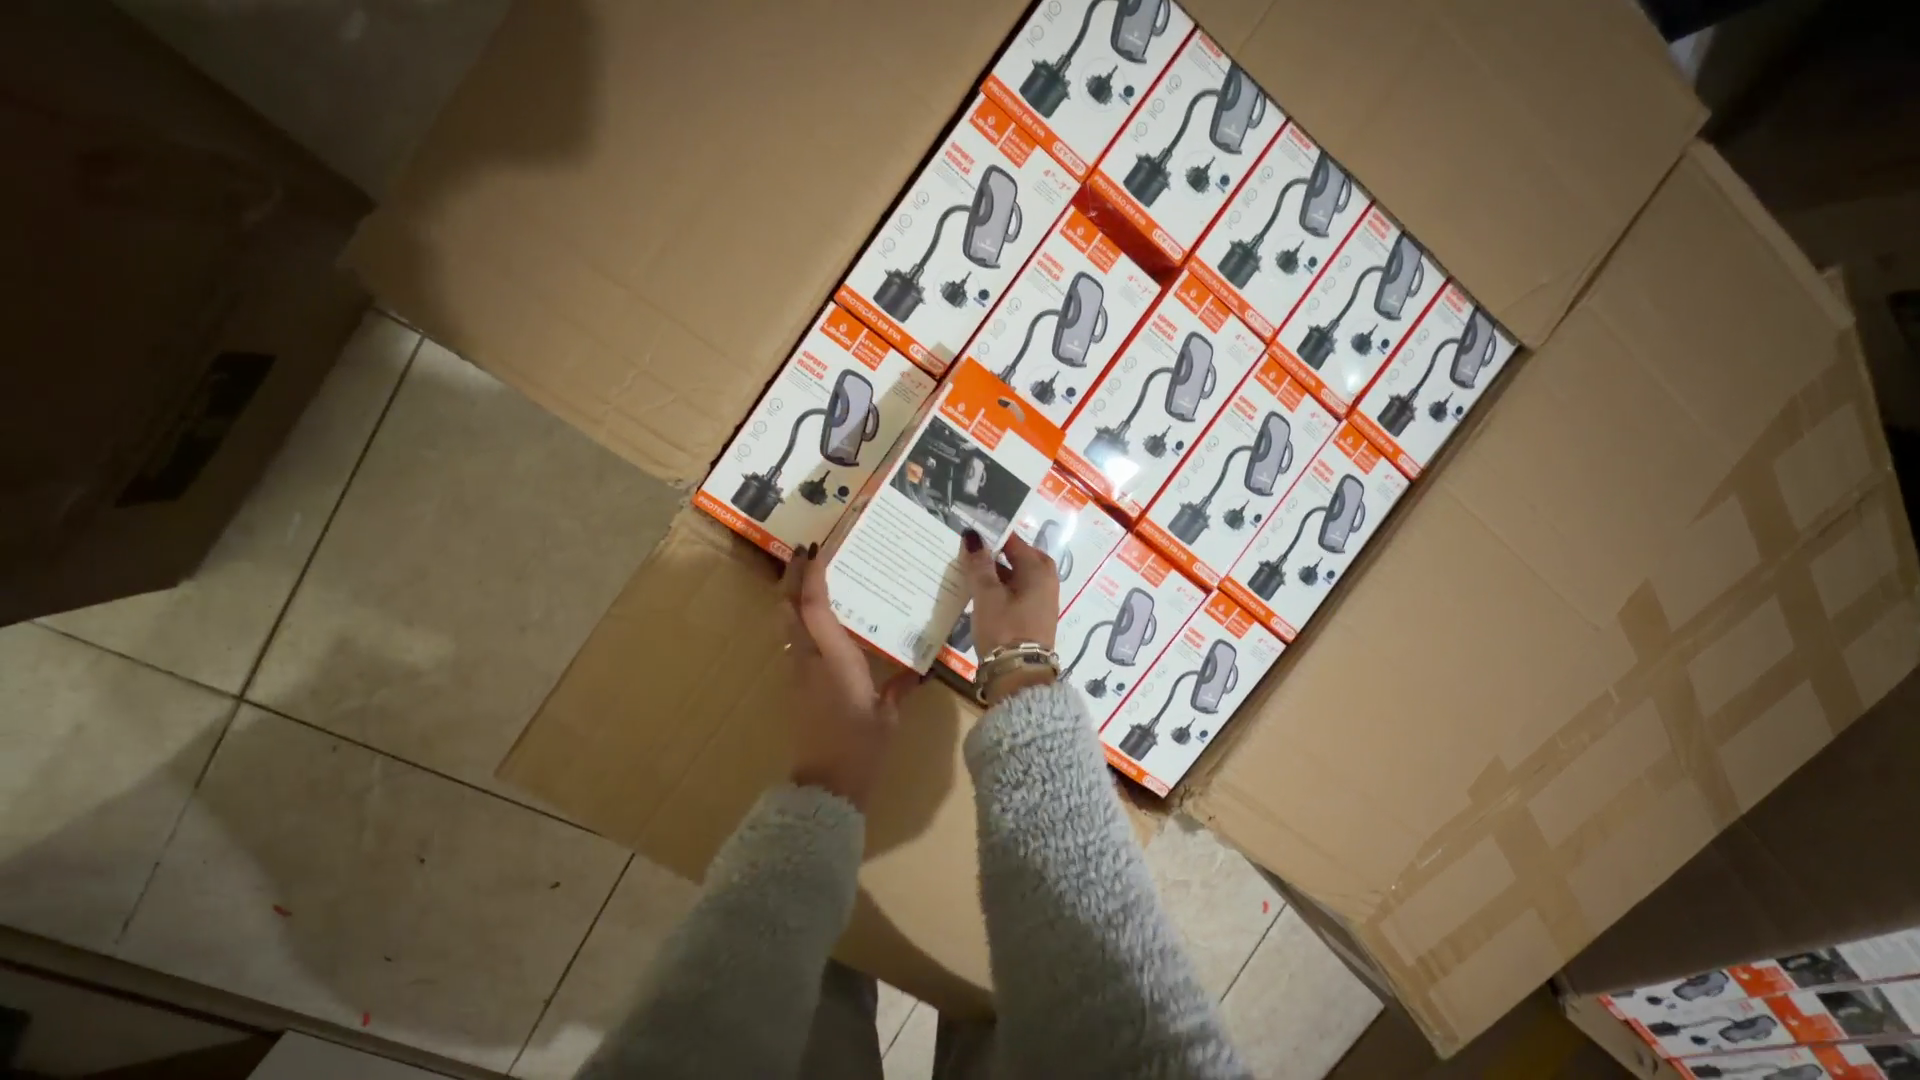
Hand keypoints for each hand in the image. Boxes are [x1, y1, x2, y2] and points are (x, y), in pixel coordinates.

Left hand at [781, 545, 918, 809]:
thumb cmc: (862, 747)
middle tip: (805, 553)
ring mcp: (797, 674)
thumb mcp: (888, 715)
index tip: (816, 549)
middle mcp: (809, 660)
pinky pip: (794, 643)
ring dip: (793, 598)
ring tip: (810, 579)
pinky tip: (817, 623)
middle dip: (793, 578)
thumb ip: (900, 687)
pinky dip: (800, 623)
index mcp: (834, 661)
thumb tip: (919, 670)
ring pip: (786, 625)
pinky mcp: (794, 687)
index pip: (815, 608)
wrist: (827, 786)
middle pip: (789, 609)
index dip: (812, 576)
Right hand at [957, 530, 1060, 704]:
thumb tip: (972, 535)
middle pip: (1016, 558)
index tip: (967, 534)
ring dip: (993, 574)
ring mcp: (1041, 600)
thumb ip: (979, 563)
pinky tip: (980, 595)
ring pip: (1014, 577)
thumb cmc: (1004, 628)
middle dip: (992, 555)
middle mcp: (1046, 580)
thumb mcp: (987, 594)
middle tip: (965, 553)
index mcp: (1039, 568)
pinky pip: (1015, 593)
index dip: (990, 535)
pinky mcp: (1033, 617)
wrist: (1019, 676)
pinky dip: (999, 590)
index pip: (1012, 540)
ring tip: (968, 573)